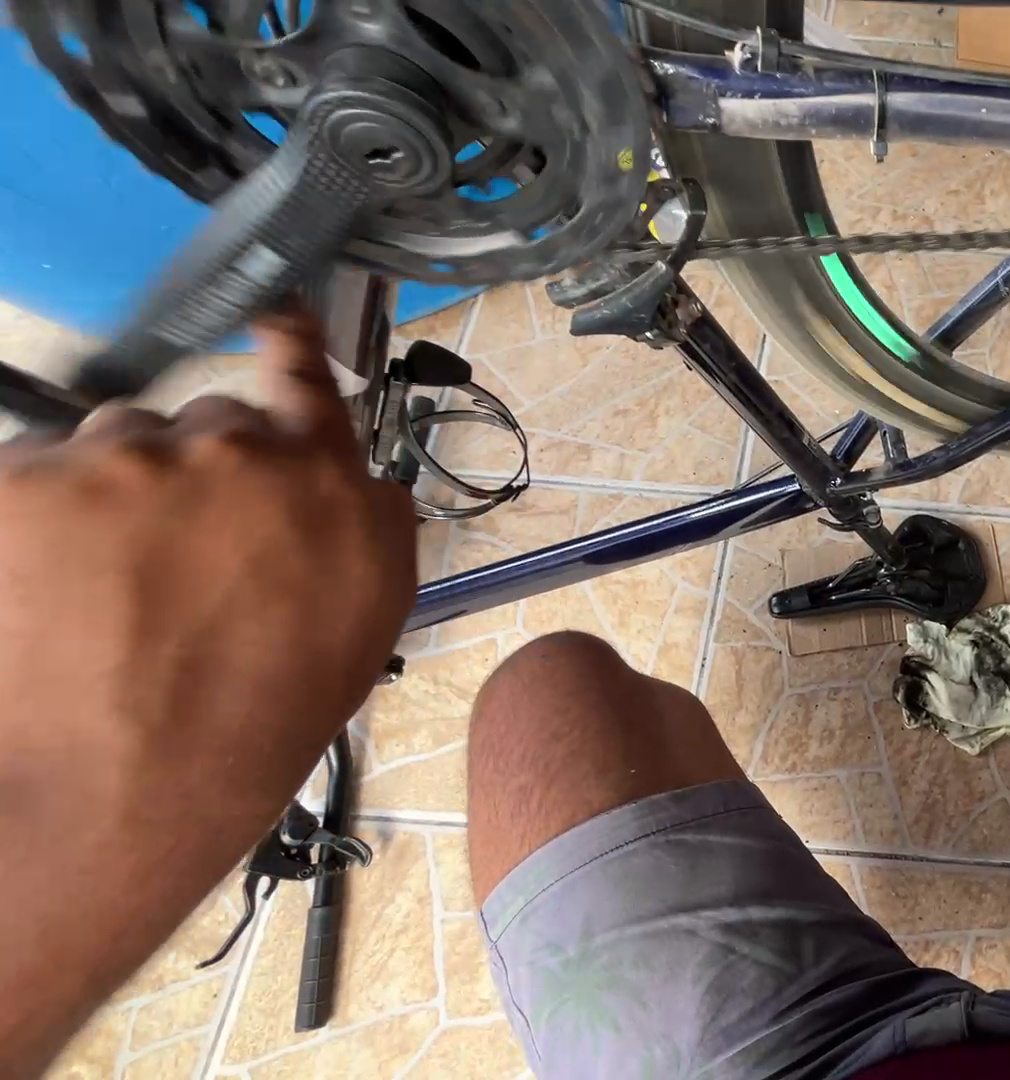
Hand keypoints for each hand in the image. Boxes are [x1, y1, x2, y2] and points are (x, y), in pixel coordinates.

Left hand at [0, 308, 414, 1069]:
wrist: (146, 773)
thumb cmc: (280, 692)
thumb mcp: (377, 603)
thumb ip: (376, 519)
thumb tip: (360, 479)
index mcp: (324, 475)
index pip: (306, 376)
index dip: (288, 338)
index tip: (272, 309)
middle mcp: (230, 449)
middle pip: (204, 422)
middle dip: (201, 467)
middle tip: (188, 544)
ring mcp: (117, 463)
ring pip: (111, 447)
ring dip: (116, 492)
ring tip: (115, 577)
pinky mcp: (15, 491)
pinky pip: (30, 479)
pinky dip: (40, 521)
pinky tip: (57, 587)